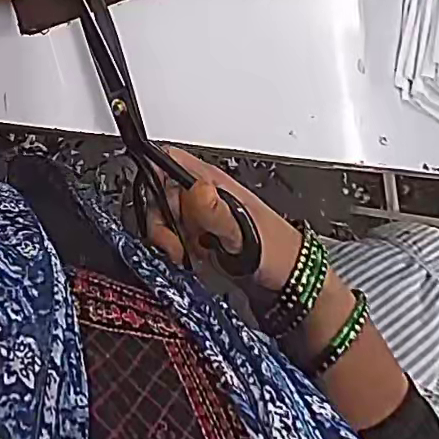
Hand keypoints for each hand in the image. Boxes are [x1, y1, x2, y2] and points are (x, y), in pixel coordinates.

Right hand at [149, 147, 301, 291]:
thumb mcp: (242, 231)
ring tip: (188, 253)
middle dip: (159, 219)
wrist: (287, 279)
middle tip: (175, 244)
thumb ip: (216, 211)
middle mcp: (201, 192)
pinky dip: (175, 247)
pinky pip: (172, 234)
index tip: (153, 204)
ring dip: (168, 237)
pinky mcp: (197, 232)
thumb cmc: (274, 250)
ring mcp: (198, 212)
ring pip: (162, 215)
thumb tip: (196, 187)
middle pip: (157, 191)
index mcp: (210, 180)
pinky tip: (192, 257)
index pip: (167, 160)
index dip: (151, 174)